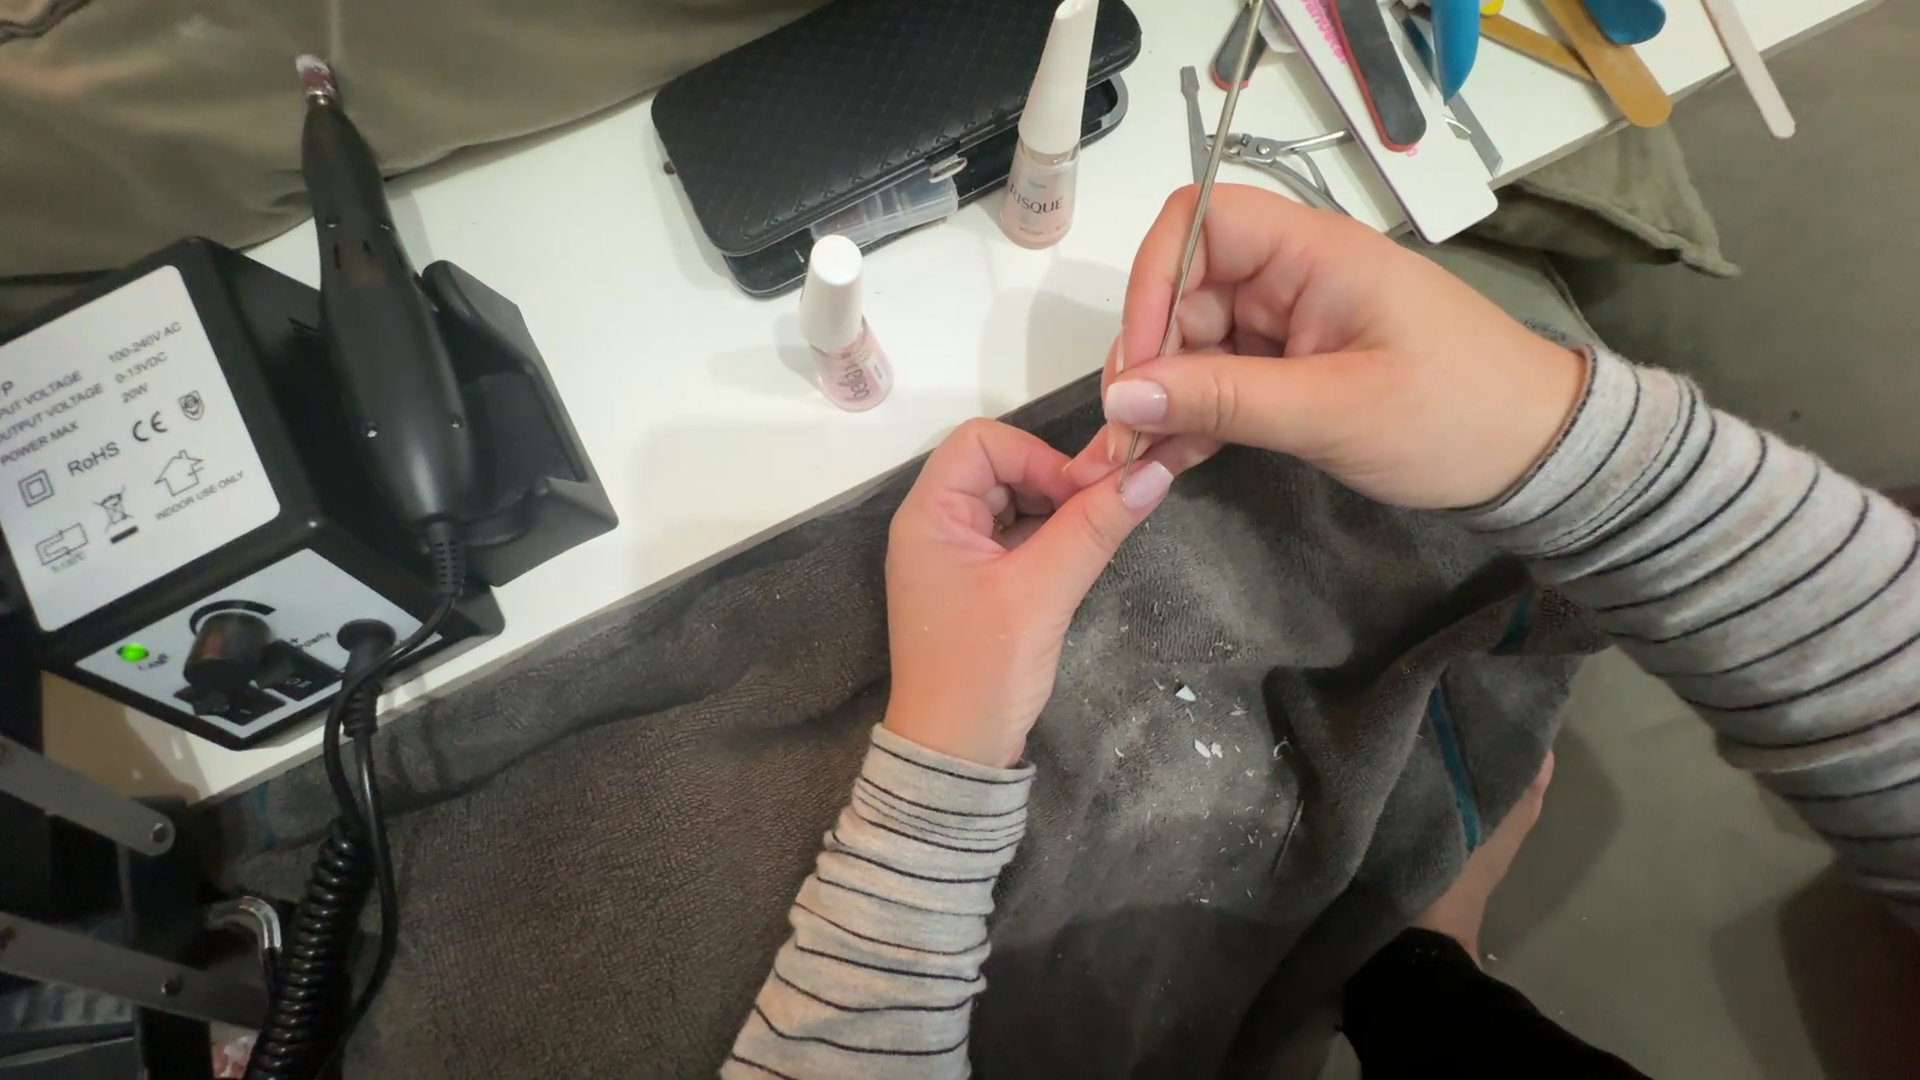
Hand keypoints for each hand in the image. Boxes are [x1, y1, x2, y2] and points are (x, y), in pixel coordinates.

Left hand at [882, 419, 1177, 767]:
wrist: (954, 754)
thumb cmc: (983, 670)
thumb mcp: (1041, 594)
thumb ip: (1093, 528)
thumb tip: (1153, 471)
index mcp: (929, 515)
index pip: (981, 441)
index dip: (1036, 456)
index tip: (1081, 495)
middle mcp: (935, 524)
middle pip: (998, 466)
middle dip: (1051, 483)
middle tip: (1098, 516)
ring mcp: (955, 553)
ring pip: (1012, 501)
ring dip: (1054, 511)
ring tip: (1090, 540)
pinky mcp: (976, 580)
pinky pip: (1015, 535)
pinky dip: (1048, 537)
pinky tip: (1077, 557)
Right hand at [1071, 185, 1587, 509]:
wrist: (1526, 458)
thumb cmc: (1452, 415)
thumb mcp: (1330, 410)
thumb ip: (1221, 400)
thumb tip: (1120, 394)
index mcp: (1311, 254)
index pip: (1199, 222)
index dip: (1152, 282)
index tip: (1138, 363)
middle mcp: (1286, 278)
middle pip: (1180, 296)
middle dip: (1147, 363)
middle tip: (1127, 434)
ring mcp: (1281, 326)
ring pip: (1188, 348)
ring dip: (1158, 402)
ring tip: (1134, 459)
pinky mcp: (1280, 369)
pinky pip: (1213, 385)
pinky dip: (1186, 420)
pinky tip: (1165, 459)